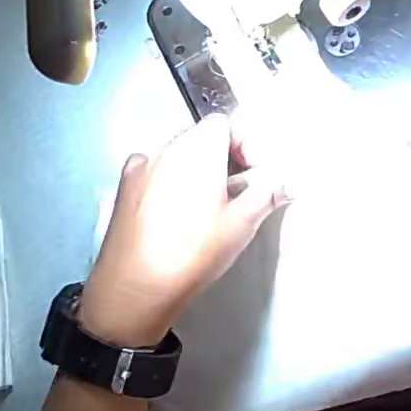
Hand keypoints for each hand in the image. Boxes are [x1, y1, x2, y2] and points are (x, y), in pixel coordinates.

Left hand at [81, 114, 286, 347]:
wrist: (135, 286)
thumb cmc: (194, 251)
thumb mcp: (242, 224)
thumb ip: (268, 195)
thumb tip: (287, 184)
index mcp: (198, 150)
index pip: (224, 123)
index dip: (244, 144)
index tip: (253, 173)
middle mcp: (166, 149)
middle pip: (200, 136)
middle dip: (222, 157)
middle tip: (237, 192)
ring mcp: (140, 167)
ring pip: (176, 154)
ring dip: (195, 169)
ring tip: (206, 207)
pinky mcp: (122, 188)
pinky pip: (153, 171)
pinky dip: (168, 181)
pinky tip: (173, 213)